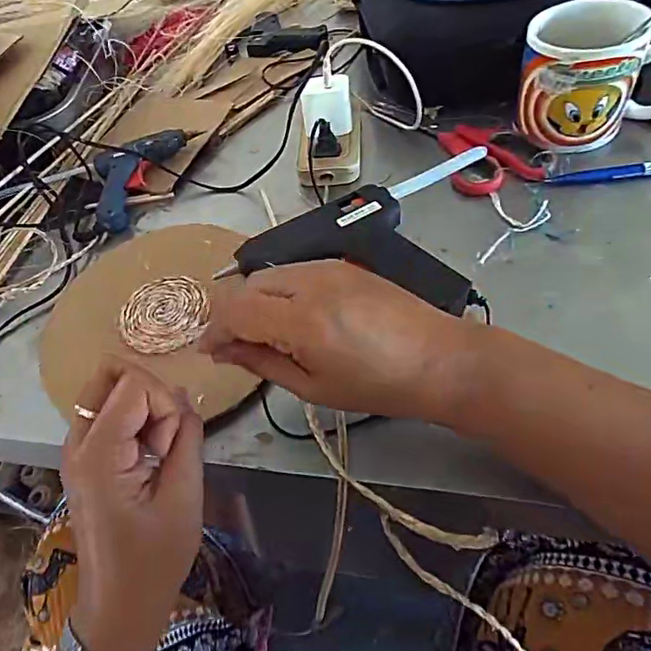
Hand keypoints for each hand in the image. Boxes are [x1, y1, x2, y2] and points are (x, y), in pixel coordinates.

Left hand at [62, 358, 203, 650]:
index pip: (132, 383)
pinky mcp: (83, 458)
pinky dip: (134, 424)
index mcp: (98, 452)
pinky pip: (108, 416)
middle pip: (111, 375)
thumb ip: (186, 437)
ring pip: (110, 392)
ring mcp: (76, 449)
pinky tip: (148, 462)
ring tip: (157, 458)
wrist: (118, 606)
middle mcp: (77, 441)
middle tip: (164, 444)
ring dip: (143, 411)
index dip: (163, 404)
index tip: (169, 448)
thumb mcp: (184, 496)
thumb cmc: (154, 560)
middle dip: (149, 396)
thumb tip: (183, 395)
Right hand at [199, 260, 484, 422]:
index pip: (235, 309)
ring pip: (267, 274)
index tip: (209, 351)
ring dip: (253, 300)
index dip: (215, 330)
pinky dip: (277, 290)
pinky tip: (291, 315)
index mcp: (302, 320)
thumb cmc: (378, 385)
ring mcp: (327, 266)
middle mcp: (309, 282)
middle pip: (246, 285)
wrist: (441, 359)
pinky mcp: (341, 263)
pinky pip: (292, 271)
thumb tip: (223, 351)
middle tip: (234, 346)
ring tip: (262, 332)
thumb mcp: (313, 387)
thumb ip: (262, 362)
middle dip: (231, 314)